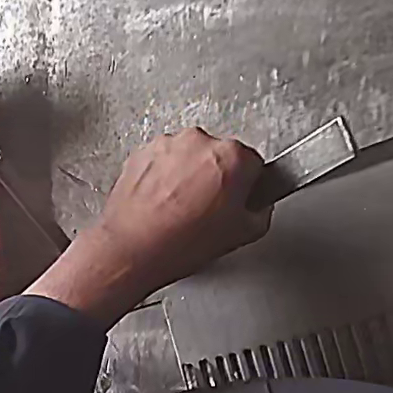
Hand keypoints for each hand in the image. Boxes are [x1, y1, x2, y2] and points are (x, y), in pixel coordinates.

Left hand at [27, 128, 270, 324]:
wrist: (131, 249)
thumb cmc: (179, 243)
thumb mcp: (241, 236)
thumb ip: (260, 212)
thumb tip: (258, 207)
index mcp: (233, 157)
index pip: (252, 164)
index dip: (245, 188)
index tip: (236, 202)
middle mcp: (200, 142)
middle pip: (219, 157)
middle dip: (215, 180)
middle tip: (205, 212)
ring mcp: (168, 145)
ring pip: (187, 158)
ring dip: (186, 178)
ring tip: (178, 212)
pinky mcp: (142, 154)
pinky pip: (161, 163)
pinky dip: (162, 179)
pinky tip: (160, 206)